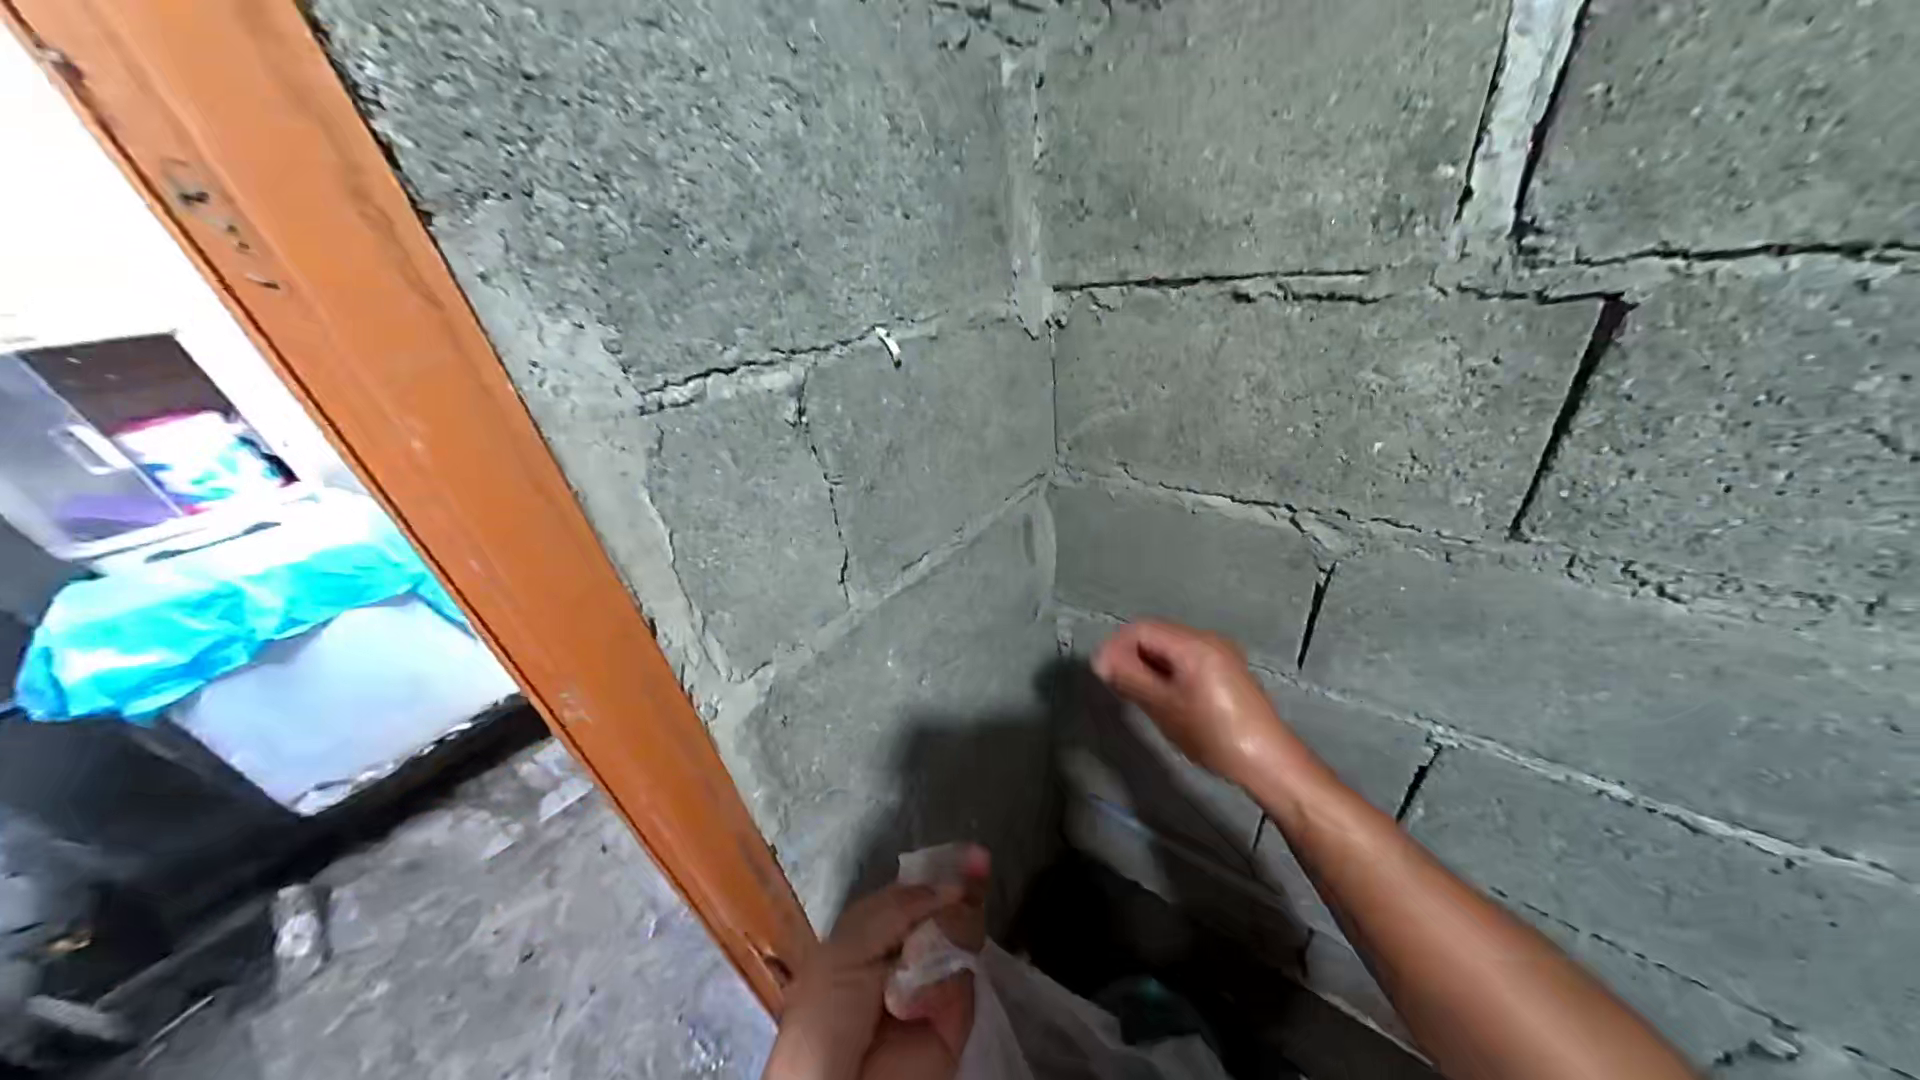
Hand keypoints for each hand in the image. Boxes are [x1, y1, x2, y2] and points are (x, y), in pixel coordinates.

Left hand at [765, 877, 969, 1079]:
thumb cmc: (826, 1015)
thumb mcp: (849, 947)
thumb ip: (899, 907)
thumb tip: (953, 882)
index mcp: (875, 931)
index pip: (916, 893)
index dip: (940, 873)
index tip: (971, 855)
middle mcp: (907, 951)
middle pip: (947, 910)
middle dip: (962, 889)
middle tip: (980, 865)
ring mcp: (933, 982)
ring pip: (961, 938)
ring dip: (950, 933)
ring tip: (923, 956)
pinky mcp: (955, 1020)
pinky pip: (964, 982)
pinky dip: (946, 985)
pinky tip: (919, 1000)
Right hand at [1091, 619, 1297, 787]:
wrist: (1269, 762)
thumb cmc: (1213, 734)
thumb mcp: (1164, 708)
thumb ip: (1130, 678)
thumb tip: (1101, 660)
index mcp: (1194, 644)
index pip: (1141, 629)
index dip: (1115, 646)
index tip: (1100, 673)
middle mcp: (1208, 639)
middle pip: (1156, 634)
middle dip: (1130, 654)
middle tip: (1113, 683)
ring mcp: (1221, 653)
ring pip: (1170, 647)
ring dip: (1147, 663)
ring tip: (1134, 692)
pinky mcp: (1227, 670)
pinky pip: (1186, 658)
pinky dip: (1166, 670)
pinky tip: (1162, 696)